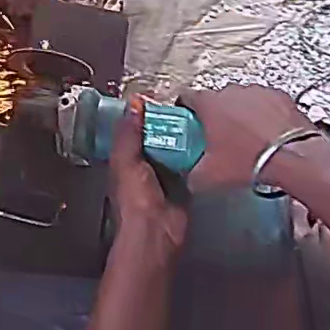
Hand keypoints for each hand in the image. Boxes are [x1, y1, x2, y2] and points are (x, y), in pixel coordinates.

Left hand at [110, 96, 187, 251]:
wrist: (157, 232)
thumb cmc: (134, 200)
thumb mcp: (125, 160)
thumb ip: (129, 132)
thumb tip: (134, 103)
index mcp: (124, 159)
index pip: (132, 130)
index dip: (141, 114)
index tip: (155, 97)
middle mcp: (144, 164)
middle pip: (156, 136)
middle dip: (166, 122)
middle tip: (181, 104)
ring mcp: (165, 174)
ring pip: (174, 147)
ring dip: (183, 135)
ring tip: (195, 116)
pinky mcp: (184, 182)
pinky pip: (190, 161)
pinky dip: (196, 152)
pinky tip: (205, 138)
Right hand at [179, 84, 329, 194]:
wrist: (293, 158)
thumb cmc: (251, 161)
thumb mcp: (211, 176)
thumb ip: (193, 175)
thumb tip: (192, 179)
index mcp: (210, 104)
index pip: (187, 97)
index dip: (185, 110)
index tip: (188, 123)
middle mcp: (232, 91)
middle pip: (216, 99)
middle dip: (216, 115)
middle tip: (219, 137)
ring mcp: (258, 91)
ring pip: (242, 100)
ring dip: (241, 114)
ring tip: (247, 138)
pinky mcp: (280, 96)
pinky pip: (265, 103)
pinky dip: (264, 115)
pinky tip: (268, 134)